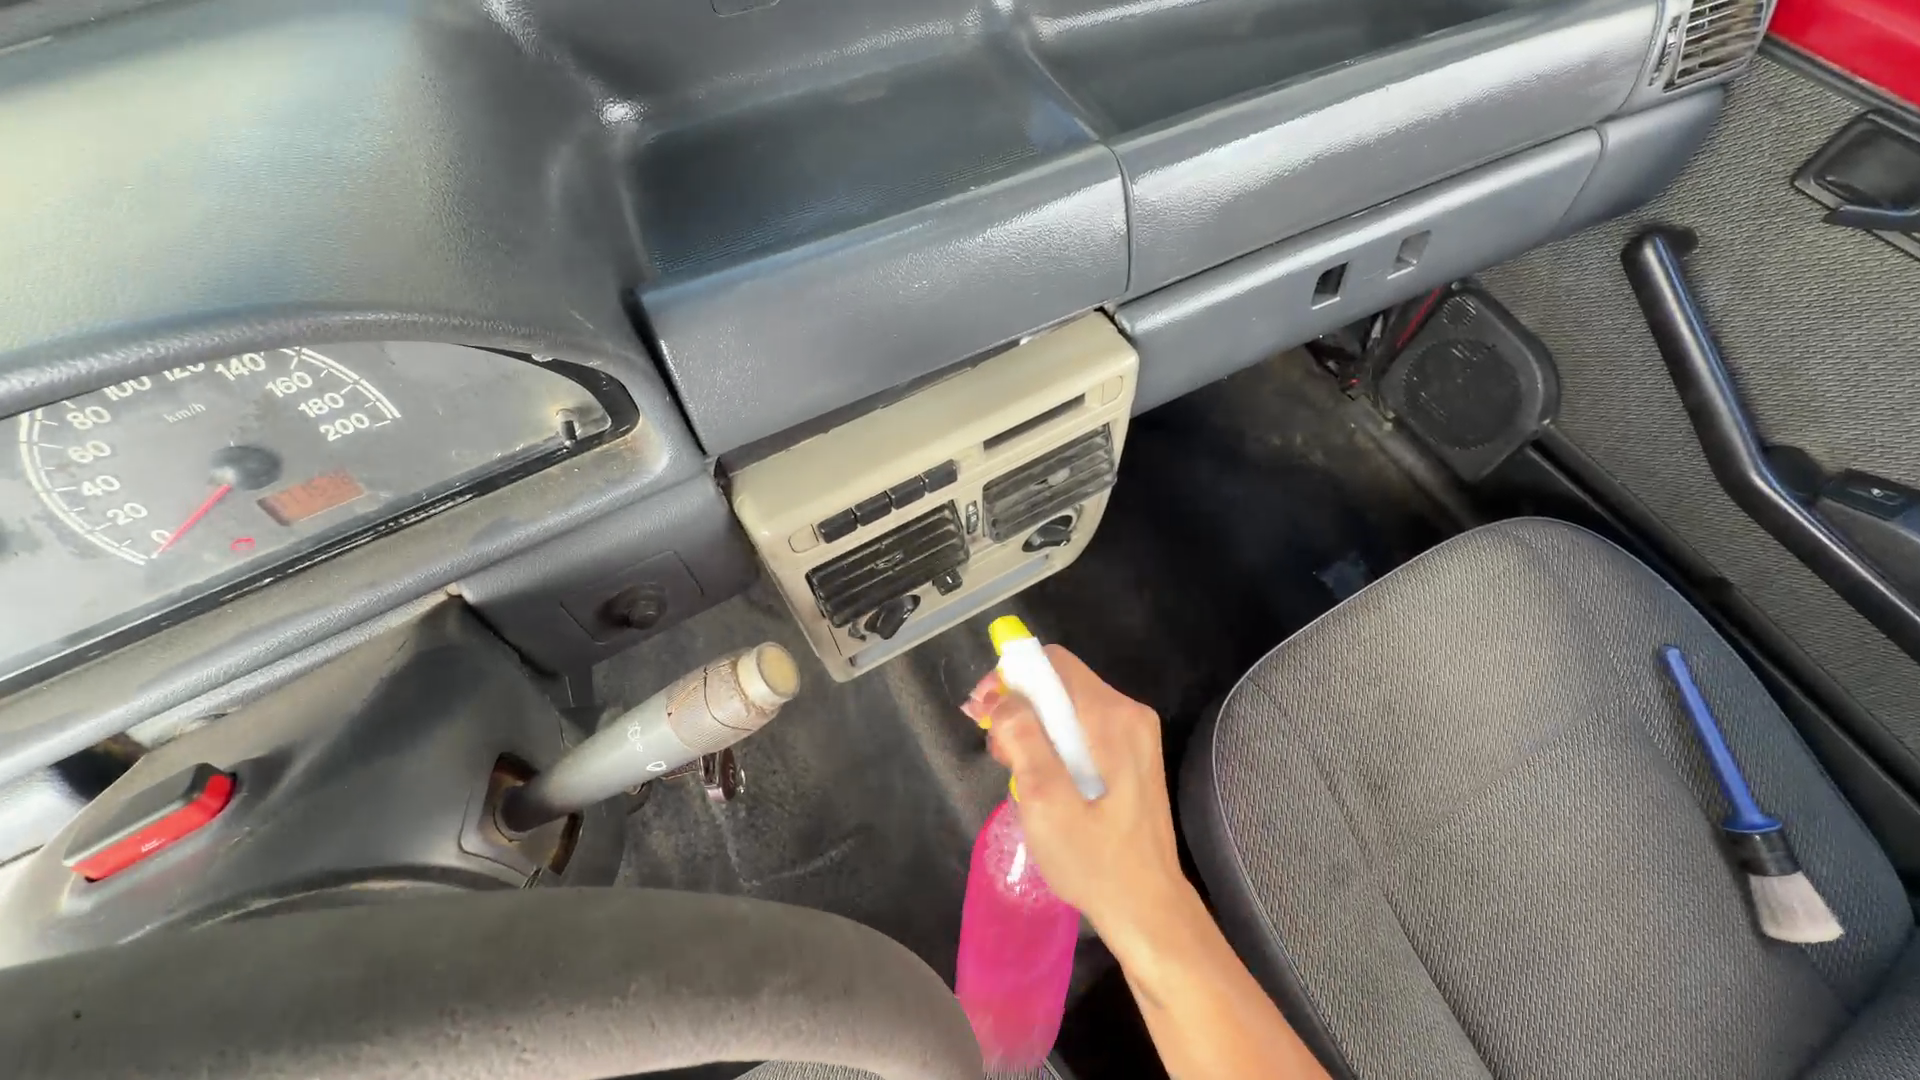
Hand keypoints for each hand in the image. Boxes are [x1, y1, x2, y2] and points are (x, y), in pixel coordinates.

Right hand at [962, 646, 1194, 940]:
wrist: (1147, 911)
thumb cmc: (1094, 860)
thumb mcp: (1045, 800)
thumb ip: (1024, 740)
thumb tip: (1003, 697)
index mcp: (1112, 717)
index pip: (1053, 663)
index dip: (1012, 678)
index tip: (984, 712)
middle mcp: (1128, 714)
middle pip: (1059, 684)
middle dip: (1017, 706)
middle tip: (993, 749)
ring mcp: (1133, 736)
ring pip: (1066, 708)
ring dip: (1031, 729)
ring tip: (1012, 770)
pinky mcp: (1130, 757)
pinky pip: (1080, 731)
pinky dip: (1052, 744)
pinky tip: (1037, 779)